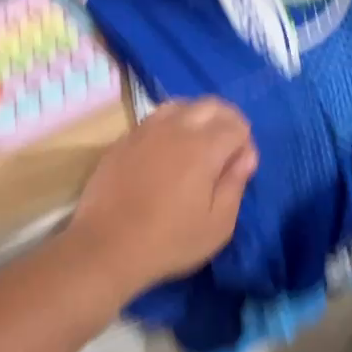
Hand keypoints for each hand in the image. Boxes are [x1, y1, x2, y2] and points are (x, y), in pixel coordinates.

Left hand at [65, 98, 257, 294]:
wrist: (106, 246)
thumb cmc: (169, 241)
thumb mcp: (218, 224)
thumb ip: (235, 184)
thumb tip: (245, 156)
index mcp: (204, 146)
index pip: (237, 124)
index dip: (244, 144)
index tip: (238, 169)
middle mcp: (174, 128)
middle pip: (210, 105)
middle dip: (225, 121)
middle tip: (223, 152)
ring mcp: (143, 131)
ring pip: (178, 106)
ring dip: (194, 118)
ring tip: (195, 148)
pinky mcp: (121, 141)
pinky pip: (152, 120)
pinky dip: (167, 127)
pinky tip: (164, 154)